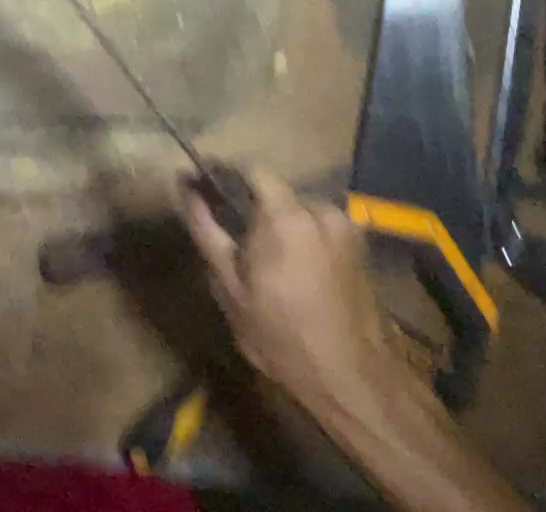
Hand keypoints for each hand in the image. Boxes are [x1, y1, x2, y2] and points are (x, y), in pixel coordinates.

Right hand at [181, 169, 398, 408]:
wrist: (352, 379)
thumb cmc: (280, 333)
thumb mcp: (229, 285)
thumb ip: (205, 228)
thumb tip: (183, 185)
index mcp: (285, 216)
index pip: (252, 167)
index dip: (224, 171)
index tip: (204, 185)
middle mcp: (320, 210)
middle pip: (276, 191)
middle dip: (252, 206)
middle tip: (233, 236)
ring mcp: (347, 227)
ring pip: (299, 210)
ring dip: (280, 224)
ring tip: (264, 259)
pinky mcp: (362, 246)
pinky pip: (320, 227)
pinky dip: (302, 238)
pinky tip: (294, 271)